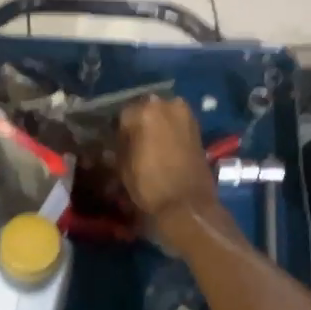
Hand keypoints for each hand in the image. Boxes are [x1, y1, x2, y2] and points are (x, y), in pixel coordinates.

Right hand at [119, 97, 219, 233]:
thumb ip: (118, 148)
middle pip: (145, 110)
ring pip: (163, 115)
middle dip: (138, 124)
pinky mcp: (198, 128)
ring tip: (149, 146)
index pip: (123, 115)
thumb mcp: (122, 167)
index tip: (115, 145)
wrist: (188, 204)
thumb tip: (113, 144)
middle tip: (132, 143)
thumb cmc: (149, 185)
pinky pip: (176, 124)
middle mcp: (168, 105)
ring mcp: (186, 115)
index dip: (118, 131)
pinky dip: (169, 132)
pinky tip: (164, 148)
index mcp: (145, 111)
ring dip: (155, 126)